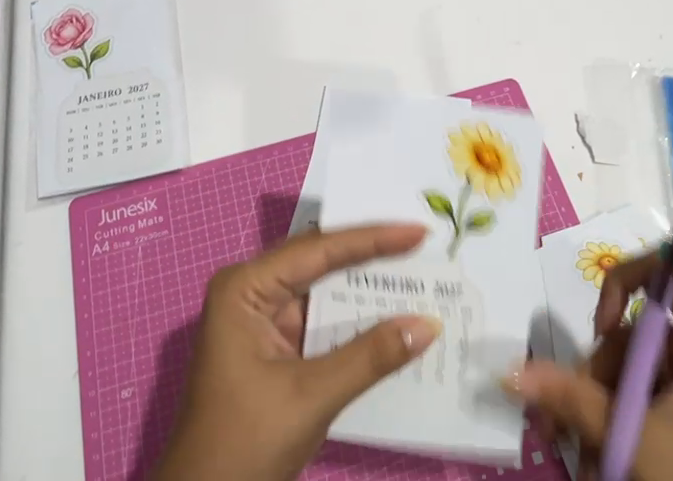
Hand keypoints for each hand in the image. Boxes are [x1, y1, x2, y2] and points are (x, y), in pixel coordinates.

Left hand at [151, 224, 441, 480]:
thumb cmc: (245, 442)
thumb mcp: (311, 396)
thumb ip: (370, 356)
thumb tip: (428, 323)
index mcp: (245, 288)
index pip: (318, 250)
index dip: (372, 239)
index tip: (418, 230)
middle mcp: (252, 293)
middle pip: (321, 263)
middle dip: (371, 257)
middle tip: (422, 244)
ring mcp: (262, 322)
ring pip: (324, 293)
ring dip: (366, 291)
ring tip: (418, 274)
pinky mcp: (275, 350)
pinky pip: (322, 324)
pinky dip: (356, 323)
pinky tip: (393, 320)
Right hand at [504, 255, 672, 480]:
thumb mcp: (638, 440)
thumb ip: (573, 399)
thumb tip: (510, 371)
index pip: (672, 274)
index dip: (629, 281)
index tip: (599, 325)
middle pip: (637, 328)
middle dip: (598, 371)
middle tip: (567, 410)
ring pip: (628, 365)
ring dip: (596, 401)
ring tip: (575, 443)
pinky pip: (636, 396)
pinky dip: (610, 418)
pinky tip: (596, 453)